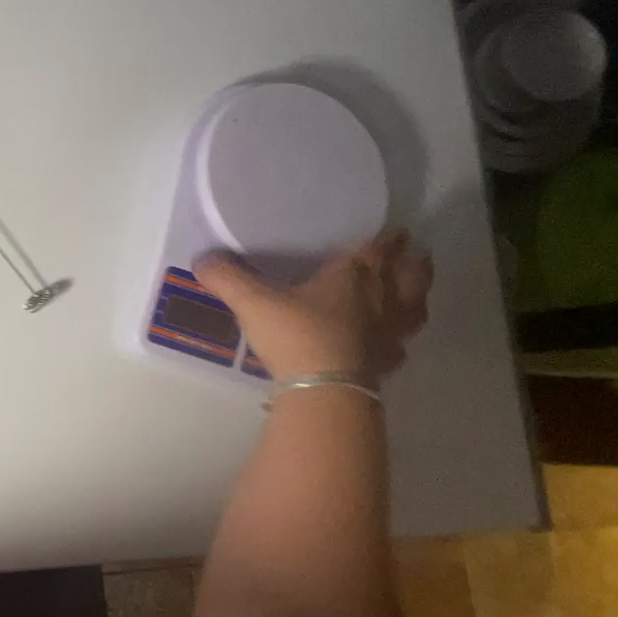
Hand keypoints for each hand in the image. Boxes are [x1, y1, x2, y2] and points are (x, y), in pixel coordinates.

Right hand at [193, 229, 432, 383]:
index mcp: (353, 275)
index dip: (384, 237)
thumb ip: (227, 278)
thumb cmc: (295, 334)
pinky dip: (398, 339)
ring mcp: (389, 332)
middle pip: (408, 274)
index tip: (392, 229)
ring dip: (416, 295)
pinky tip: (388, 343)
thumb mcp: (251, 301)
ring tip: (411, 291)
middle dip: (410, 261)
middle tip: (411, 253)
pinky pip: (399, 345)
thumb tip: (202, 258)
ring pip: (414, 307)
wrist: (324, 387)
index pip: (376, 248)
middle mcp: (381, 298)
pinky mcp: (387, 362)